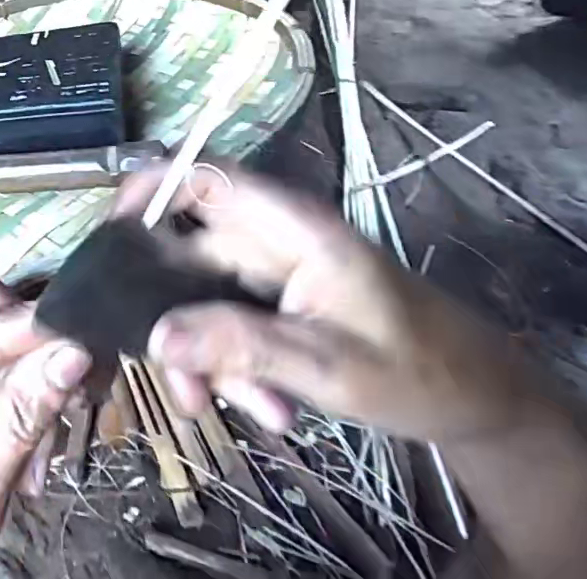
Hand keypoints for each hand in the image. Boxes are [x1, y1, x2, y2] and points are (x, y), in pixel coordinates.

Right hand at [119, 165, 547, 445]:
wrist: (474, 397)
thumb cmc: (415, 368)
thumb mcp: (327, 364)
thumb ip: (242, 345)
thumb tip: (156, 336)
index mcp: (291, 224)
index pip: (208, 176)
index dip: (153, 187)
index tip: (111, 233)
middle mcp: (273, 237)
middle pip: (191, 247)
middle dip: (171, 308)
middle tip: (167, 370)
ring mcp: (274, 270)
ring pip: (204, 294)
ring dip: (205, 350)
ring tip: (234, 410)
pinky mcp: (277, 301)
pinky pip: (227, 321)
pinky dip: (229, 363)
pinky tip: (267, 409)